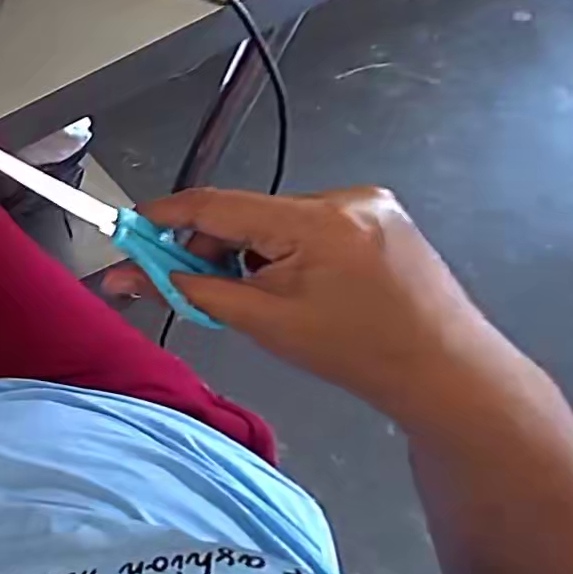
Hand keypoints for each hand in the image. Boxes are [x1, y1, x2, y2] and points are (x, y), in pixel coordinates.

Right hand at [109, 187, 534, 416]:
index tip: (126, 228)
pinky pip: (297, 224)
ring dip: (241, 252)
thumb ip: (181, 290)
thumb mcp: (257, 320)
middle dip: (205, 248)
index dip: (162, 216)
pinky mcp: (373, 215)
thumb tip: (123, 277)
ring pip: (266, 220)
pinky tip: (283, 284)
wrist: (449, 375)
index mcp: (315, 221)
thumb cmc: (355, 352)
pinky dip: (273, 251)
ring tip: (250, 294)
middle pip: (239, 213)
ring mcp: (364, 203)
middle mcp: (342, 198)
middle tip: (188, 285)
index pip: (214, 204)